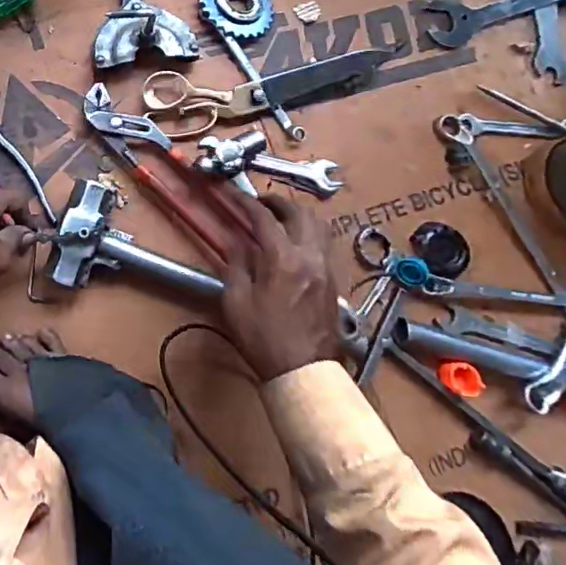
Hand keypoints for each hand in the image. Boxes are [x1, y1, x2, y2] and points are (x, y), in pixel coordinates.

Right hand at [218, 189, 341, 382]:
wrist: (303, 371)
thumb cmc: (263, 338)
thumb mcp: (236, 300)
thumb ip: (237, 263)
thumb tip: (238, 242)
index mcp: (283, 259)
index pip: (264, 217)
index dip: (245, 201)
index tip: (232, 193)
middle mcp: (310, 258)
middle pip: (300, 213)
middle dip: (277, 202)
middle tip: (259, 203)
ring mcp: (326, 270)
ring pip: (320, 227)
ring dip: (298, 216)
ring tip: (279, 219)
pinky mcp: (333, 283)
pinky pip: (324, 246)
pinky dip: (308, 235)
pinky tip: (293, 245)